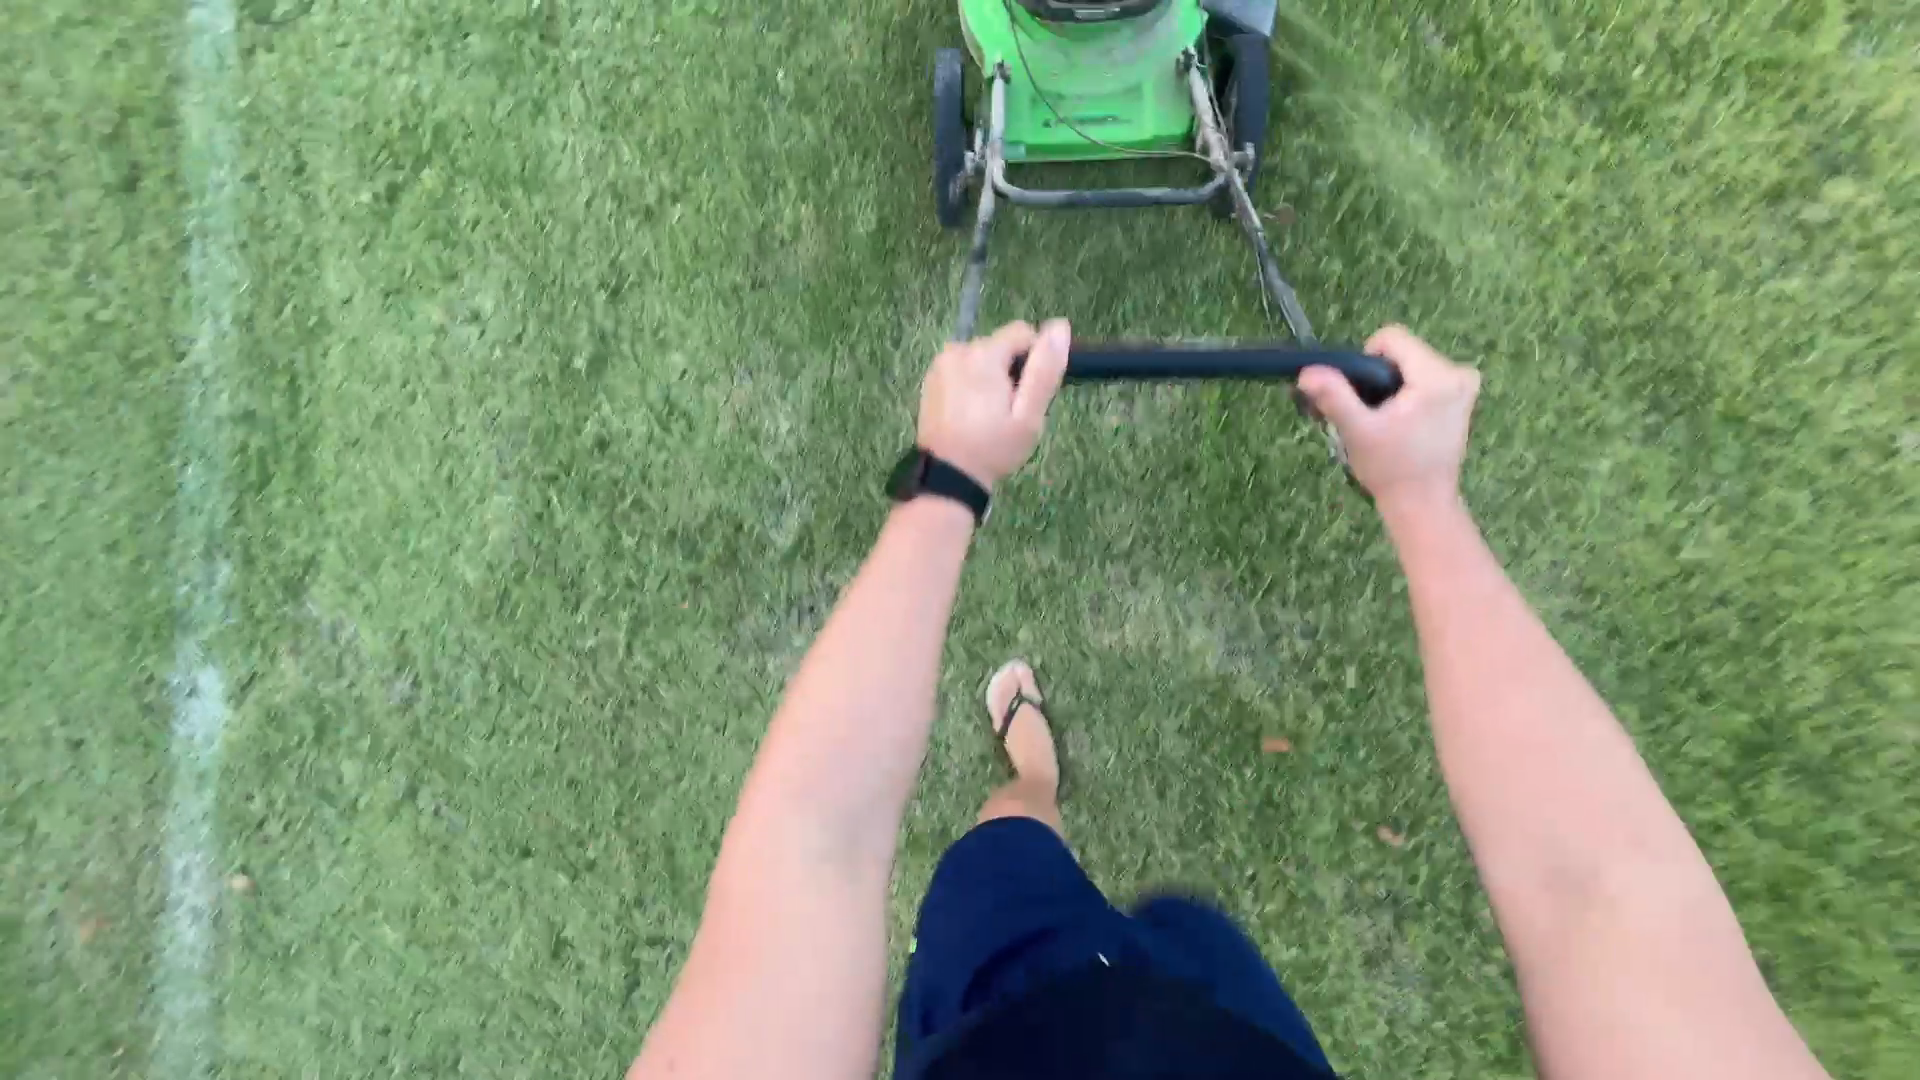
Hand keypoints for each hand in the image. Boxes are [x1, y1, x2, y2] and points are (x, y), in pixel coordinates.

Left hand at [917, 319, 1070, 488]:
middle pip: (999, 347)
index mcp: (983, 354)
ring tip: (989, 416)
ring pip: (980, 359)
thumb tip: (1060, 326)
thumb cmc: (994, 447)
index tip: (1029, 395)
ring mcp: (940, 365)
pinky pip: (961, 371)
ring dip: (990, 378)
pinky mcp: (930, 381)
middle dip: (1010, 372)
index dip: (1034, 360)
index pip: (1023, 333)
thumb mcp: (1029, 415)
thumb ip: (1045, 369)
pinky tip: (970, 415)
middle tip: (1009, 412)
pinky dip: (970, 386)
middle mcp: (958, 350)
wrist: (949, 476)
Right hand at [1296, 325, 1480, 512]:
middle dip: (1374, 378)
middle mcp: (1458, 373)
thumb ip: (1334, 396)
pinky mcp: (1461, 398)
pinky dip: (1403, 395)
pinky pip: (1422, 379)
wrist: (1421, 501)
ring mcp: (1464, 385)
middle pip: (1400, 353)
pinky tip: (1396, 423)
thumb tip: (1307, 371)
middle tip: (1363, 414)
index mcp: (1437, 376)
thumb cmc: (1390, 468)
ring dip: (1387, 388)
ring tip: (1378, 421)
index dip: (1363, 362)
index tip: (1359, 396)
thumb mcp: (1357, 430)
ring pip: (1408, 366)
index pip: (1391, 338)